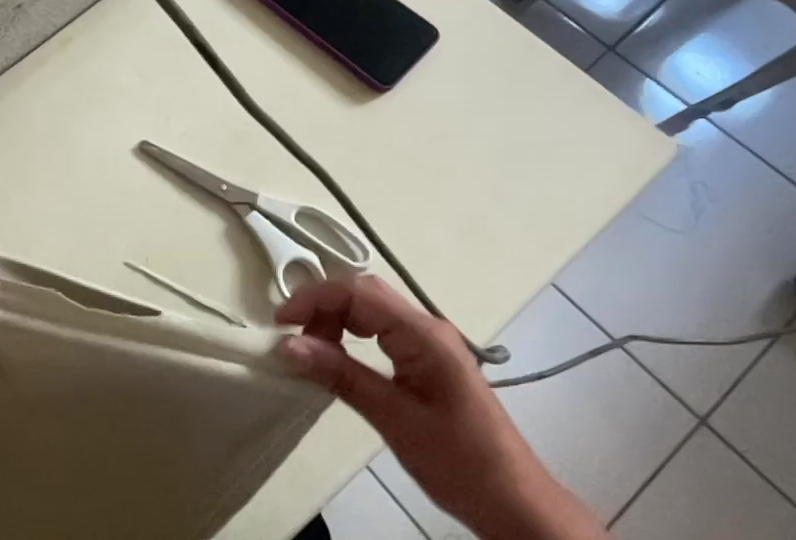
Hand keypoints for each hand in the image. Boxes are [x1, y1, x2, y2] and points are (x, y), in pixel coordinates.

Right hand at [276, 277, 603, 539]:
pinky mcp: (427, 361)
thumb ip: (341, 376)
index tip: (281, 322)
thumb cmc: (459, 460)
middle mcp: (427, 328)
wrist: (515, 502)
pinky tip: (336, 359)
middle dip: (321, 307)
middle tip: (291, 338)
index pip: (358, 293)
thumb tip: (289, 346)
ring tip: (309, 351)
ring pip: (370, 311)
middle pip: (363, 294)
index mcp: (424, 334)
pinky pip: (381, 332)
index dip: (314, 298)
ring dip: (334, 321)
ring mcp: (429, 344)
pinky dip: (351, 337)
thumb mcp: (394, 419)